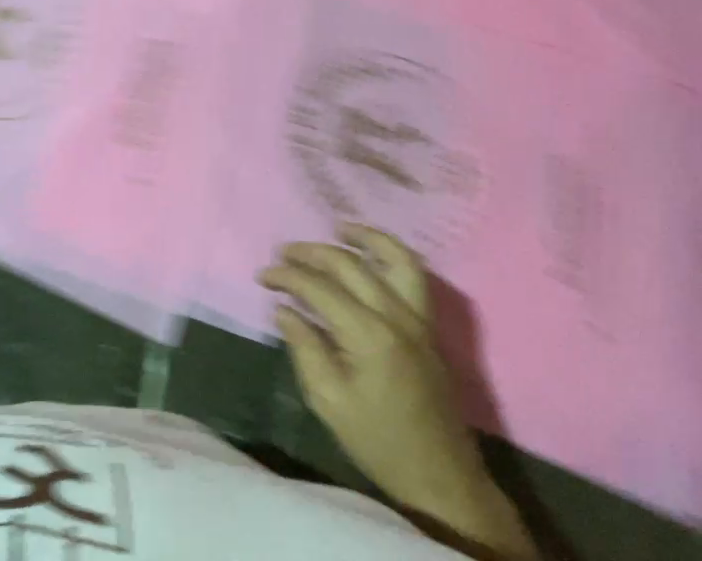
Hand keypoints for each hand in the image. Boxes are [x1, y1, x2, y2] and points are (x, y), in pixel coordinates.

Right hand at [260, 227, 535, 560]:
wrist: (439, 474)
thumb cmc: (376, 440)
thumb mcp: (327, 400)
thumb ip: (304, 347)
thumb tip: (284, 310)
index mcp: (369, 335)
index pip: (320, 287)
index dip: (286, 276)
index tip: (262, 277)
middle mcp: (398, 317)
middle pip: (352, 265)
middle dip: (312, 253)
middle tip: (283, 253)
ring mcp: (420, 321)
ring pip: (396, 260)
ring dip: (365, 238)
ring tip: (339, 226)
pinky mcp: (429, 330)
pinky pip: (414, 278)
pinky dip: (391, 256)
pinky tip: (370, 256)